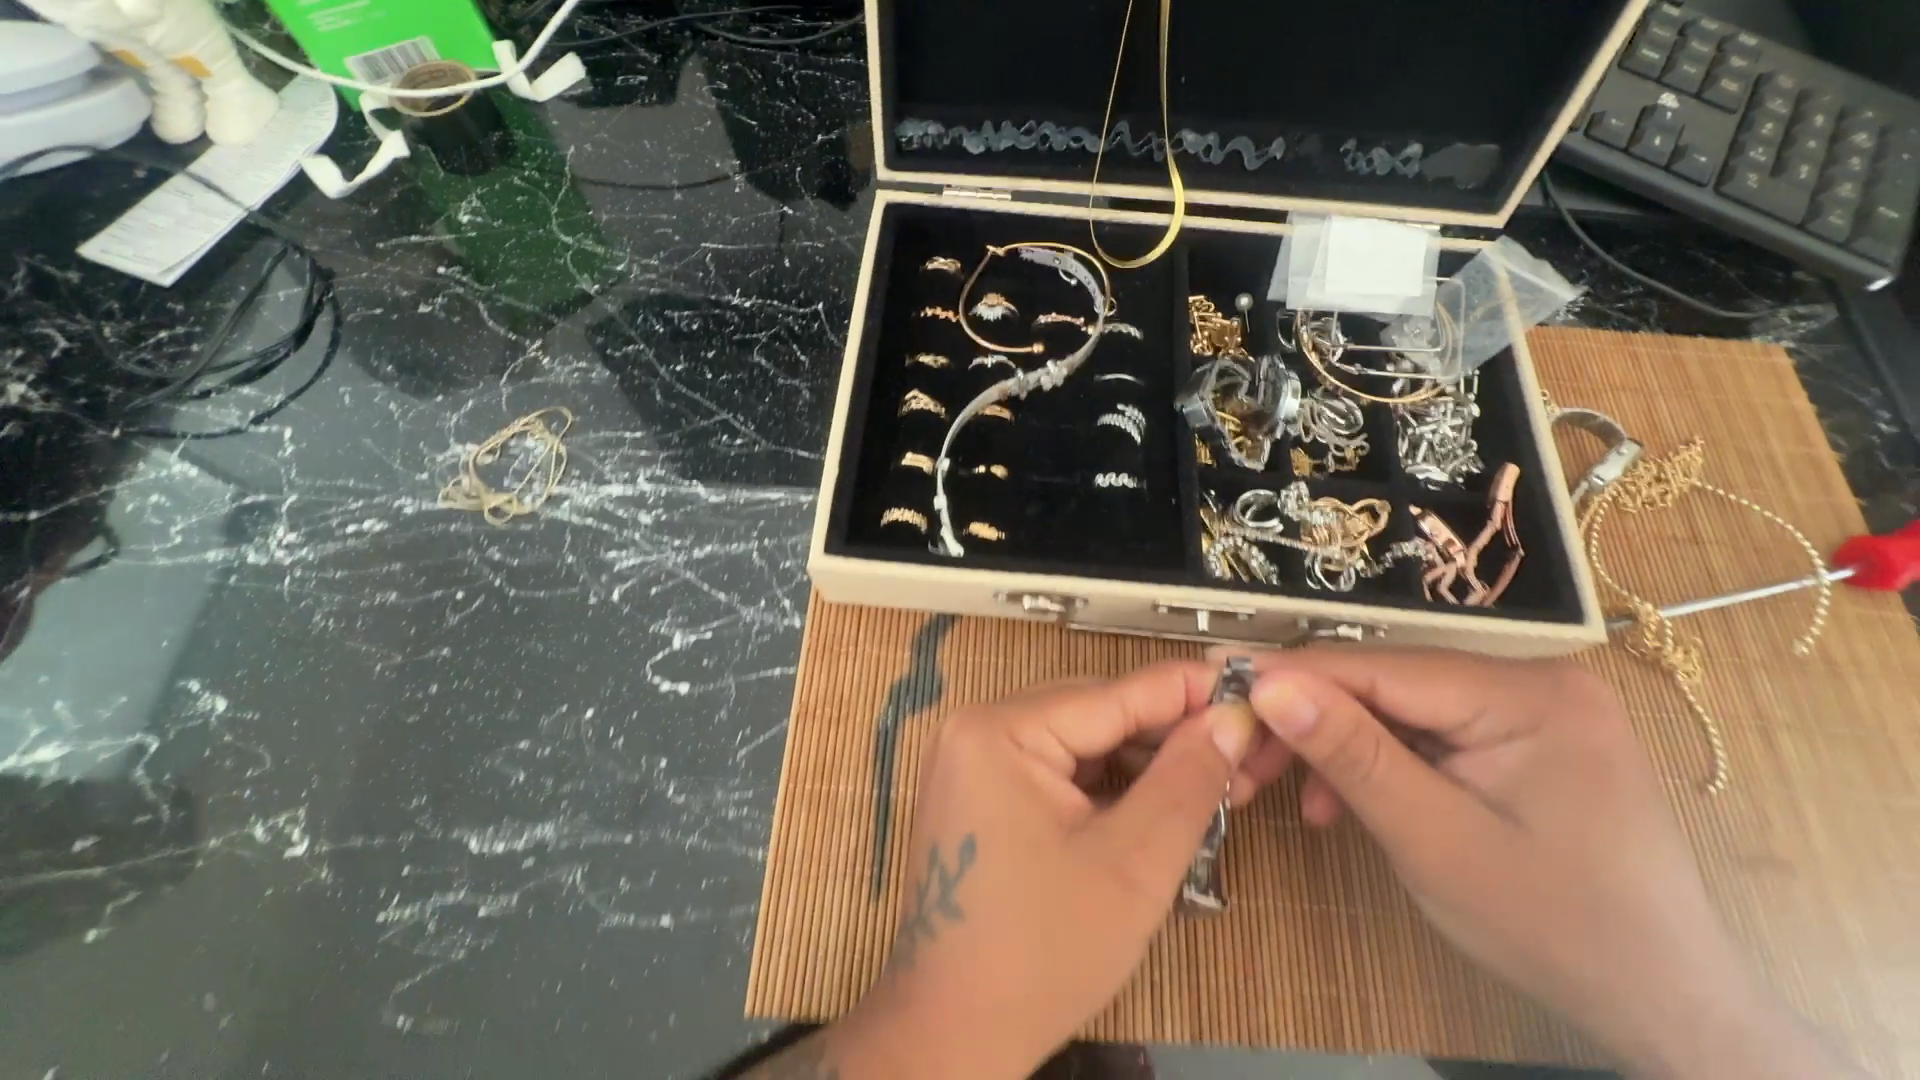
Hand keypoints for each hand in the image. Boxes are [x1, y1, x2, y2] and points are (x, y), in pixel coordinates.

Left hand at [820, 660, 1258, 1079]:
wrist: (957, 1030)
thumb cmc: (1043, 952)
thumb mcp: (1133, 862)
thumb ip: (1188, 779)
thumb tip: (1231, 718)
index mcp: (998, 731)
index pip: (1111, 695)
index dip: (1189, 692)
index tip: (1252, 691)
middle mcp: (975, 730)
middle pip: (1094, 714)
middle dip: (1169, 737)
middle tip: (1241, 758)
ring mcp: (971, 762)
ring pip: (1079, 743)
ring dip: (1142, 764)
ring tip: (1214, 786)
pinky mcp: (978, 793)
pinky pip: (1055, 770)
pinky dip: (1107, 786)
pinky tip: (1158, 805)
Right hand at [1236, 646, 1862, 1079]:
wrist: (1659, 999)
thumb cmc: (1552, 926)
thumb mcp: (1434, 840)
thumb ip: (1352, 755)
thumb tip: (1267, 685)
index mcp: (1528, 692)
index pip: (1379, 665)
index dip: (1291, 674)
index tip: (1214, 684)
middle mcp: (1532, 678)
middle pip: (1386, 683)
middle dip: (1309, 719)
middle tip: (1243, 757)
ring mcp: (1529, 707)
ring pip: (1397, 708)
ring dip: (1336, 746)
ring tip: (1287, 792)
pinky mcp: (1520, 737)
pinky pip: (1426, 733)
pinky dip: (1377, 763)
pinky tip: (1344, 802)